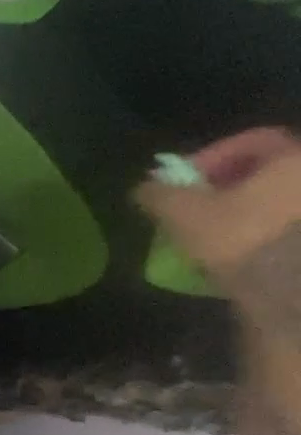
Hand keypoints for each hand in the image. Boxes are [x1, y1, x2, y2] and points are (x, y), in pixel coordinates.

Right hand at [138, 128, 300, 423]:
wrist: (300, 294)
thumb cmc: (244, 238)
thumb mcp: (180, 212)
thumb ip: (157, 192)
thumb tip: (148, 188)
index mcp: (296, 159)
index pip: (256, 140)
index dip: (213, 156)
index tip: (187, 182)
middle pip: (275, 173)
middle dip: (237, 188)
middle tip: (204, 210)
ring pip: (286, 203)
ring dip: (256, 214)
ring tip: (225, 238)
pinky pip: (296, 231)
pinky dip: (278, 237)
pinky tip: (254, 258)